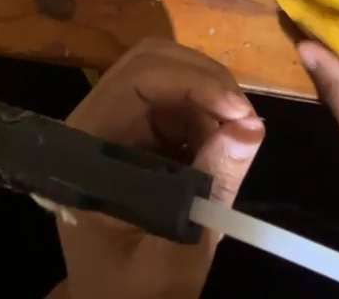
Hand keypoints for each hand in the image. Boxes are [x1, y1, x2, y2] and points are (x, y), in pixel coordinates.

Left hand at [55, 38, 265, 298]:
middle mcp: (95, 121)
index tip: (239, 112)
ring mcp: (115, 123)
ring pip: (166, 73)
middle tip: (246, 119)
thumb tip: (252, 128)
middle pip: (151, 62)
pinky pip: (175, 99)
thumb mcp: (177, 253)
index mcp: (86, 145)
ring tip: (239, 138)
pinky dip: (206, 111)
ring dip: (209, 95)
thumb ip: (212, 187)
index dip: (191, 82)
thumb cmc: (133, 292)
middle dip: (205, 80)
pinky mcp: (136, 131)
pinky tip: (223, 144)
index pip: (136, 80)